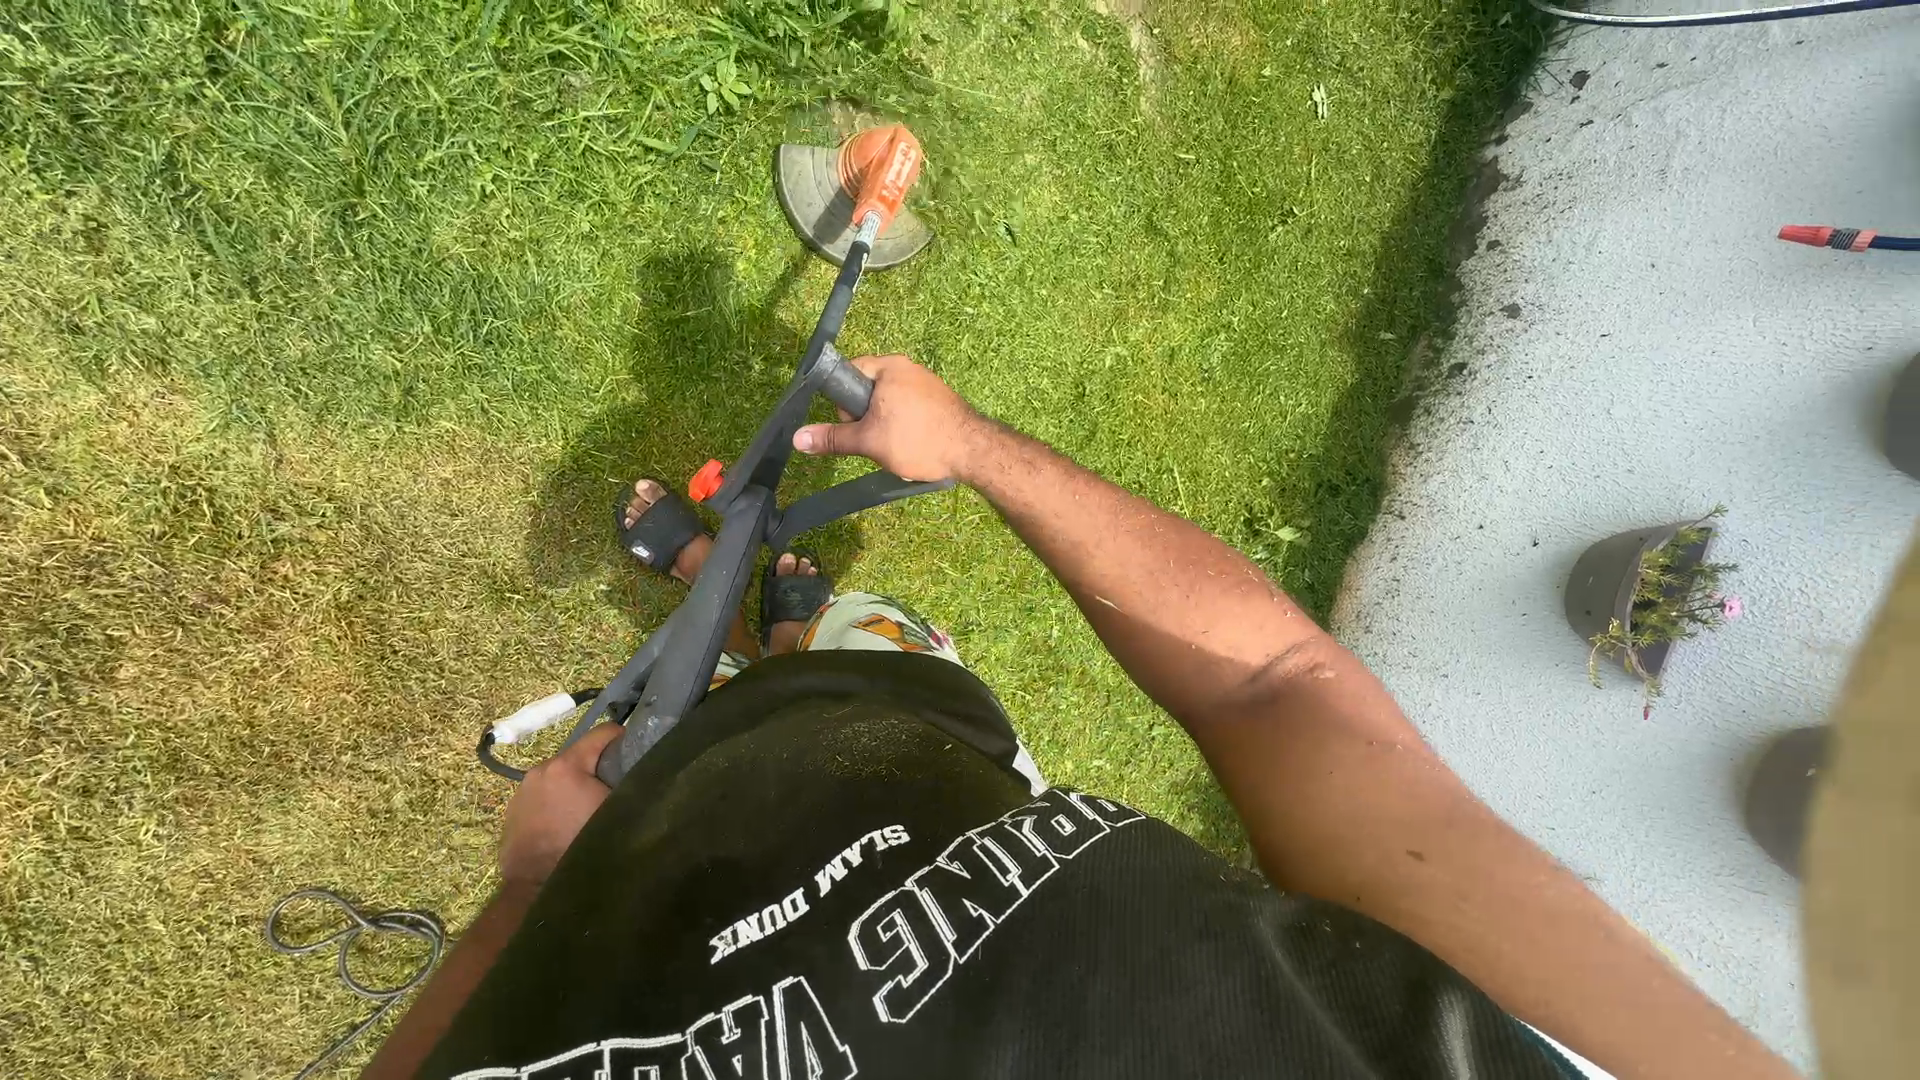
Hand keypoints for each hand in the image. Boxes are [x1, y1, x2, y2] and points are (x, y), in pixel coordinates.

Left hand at [498, 723, 621, 886]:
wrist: (535, 891)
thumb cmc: (580, 846)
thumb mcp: (617, 812)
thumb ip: (630, 785)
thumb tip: (651, 771)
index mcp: (566, 765)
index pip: (604, 732)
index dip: (625, 741)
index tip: (637, 758)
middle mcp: (540, 769)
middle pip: (581, 755)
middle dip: (599, 768)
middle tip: (615, 792)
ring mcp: (522, 791)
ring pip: (561, 776)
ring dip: (576, 786)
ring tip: (589, 811)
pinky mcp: (512, 811)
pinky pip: (544, 795)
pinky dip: (557, 802)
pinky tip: (566, 824)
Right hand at [793, 354, 988, 482]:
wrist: (973, 451)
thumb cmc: (918, 440)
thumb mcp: (869, 441)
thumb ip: (833, 438)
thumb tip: (797, 439)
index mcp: (888, 366)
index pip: (848, 373)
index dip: (845, 404)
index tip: (855, 426)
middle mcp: (907, 367)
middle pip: (867, 391)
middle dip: (867, 419)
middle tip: (879, 440)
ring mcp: (925, 382)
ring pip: (887, 404)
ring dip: (886, 426)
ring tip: (901, 445)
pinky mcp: (938, 399)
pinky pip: (908, 409)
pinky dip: (905, 427)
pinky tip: (915, 445)